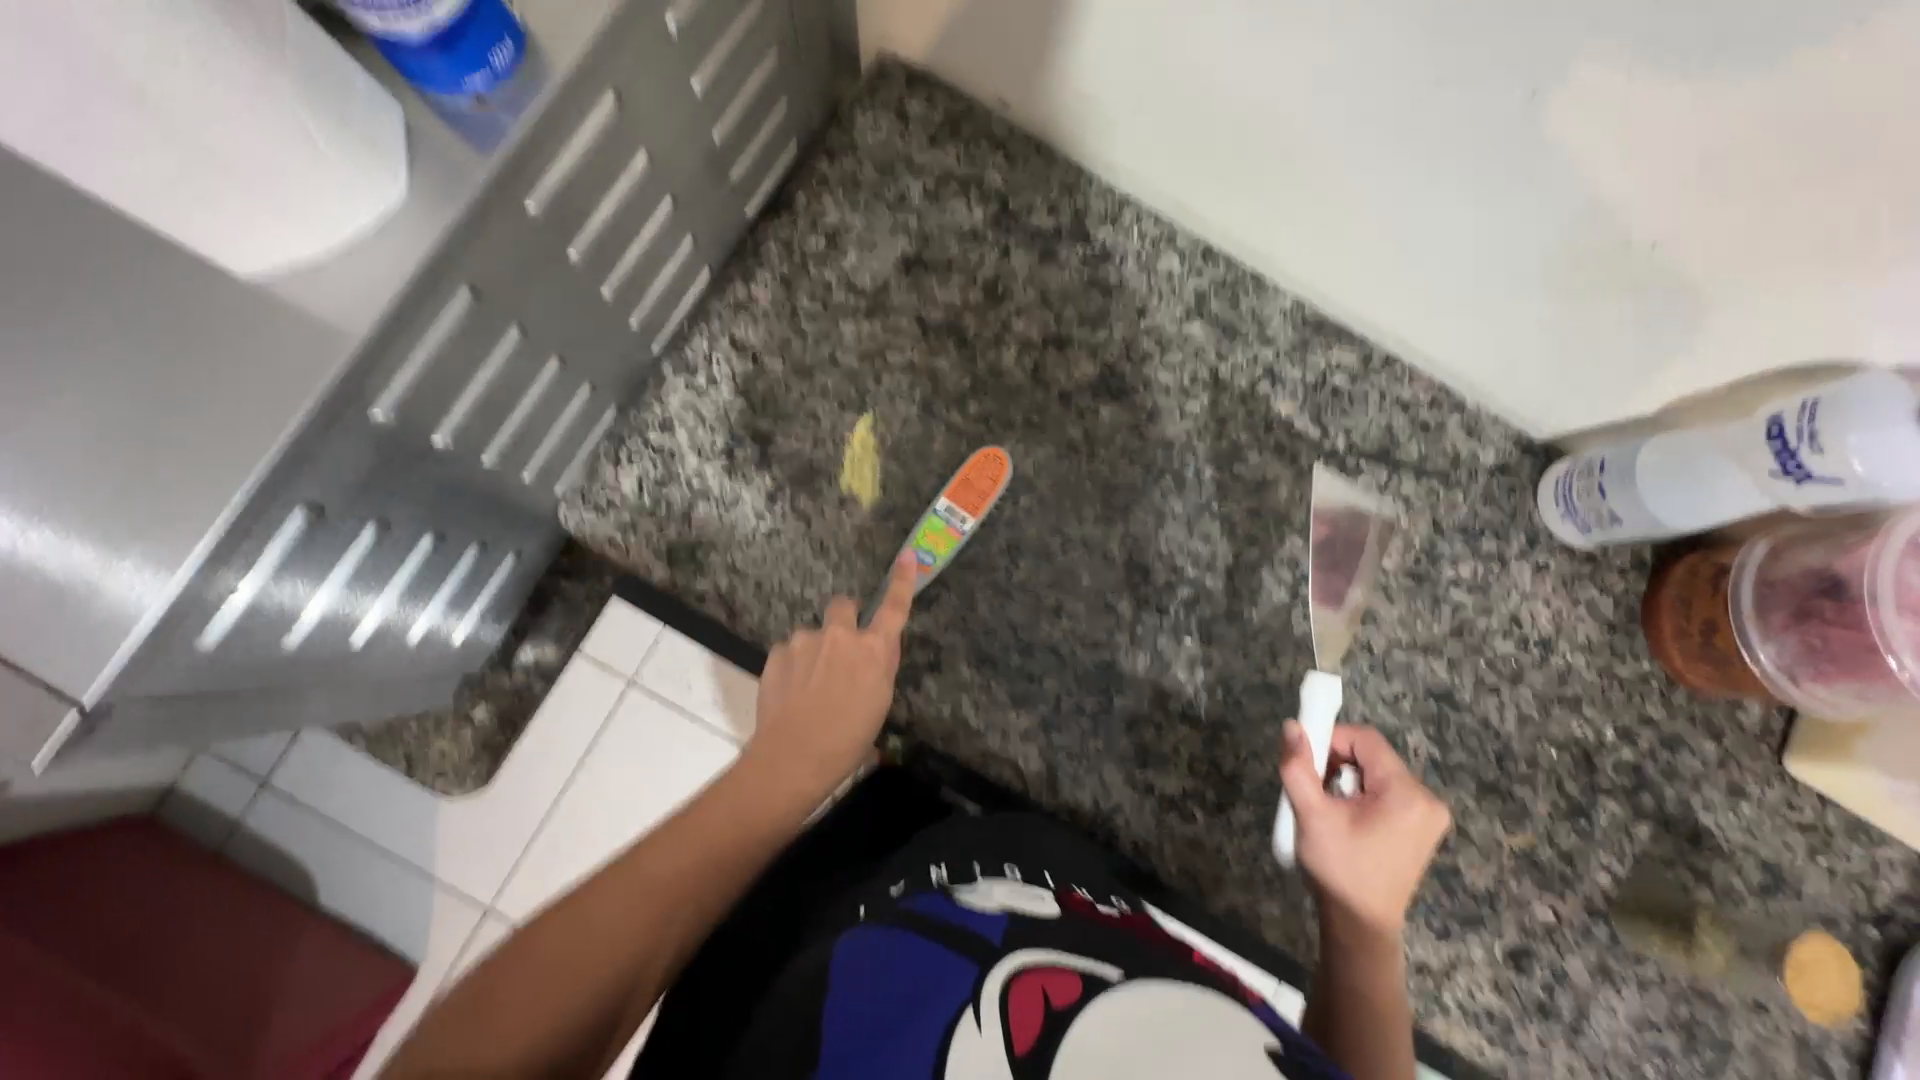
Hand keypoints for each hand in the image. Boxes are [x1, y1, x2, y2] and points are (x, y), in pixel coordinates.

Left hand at [741, 552, 917, 804]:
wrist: (793, 756)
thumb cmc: (848, 739)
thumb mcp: (879, 704)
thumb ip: (881, 666)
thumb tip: (881, 645)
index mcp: (873, 650)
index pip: (894, 608)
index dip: (903, 581)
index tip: (908, 557)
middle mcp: (840, 636)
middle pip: (844, 606)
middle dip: (845, 618)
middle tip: (840, 649)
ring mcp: (805, 641)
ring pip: (814, 635)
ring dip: (815, 651)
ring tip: (810, 689)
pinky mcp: (777, 652)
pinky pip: (790, 651)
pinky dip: (793, 666)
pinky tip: (791, 694)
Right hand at [1279, 721, 1449, 938]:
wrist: (1360, 923)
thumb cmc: (1338, 868)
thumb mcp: (1311, 815)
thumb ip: (1299, 767)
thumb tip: (1292, 726)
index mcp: (1406, 793)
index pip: (1366, 740)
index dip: (1332, 740)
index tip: (1307, 760)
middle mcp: (1427, 799)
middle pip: (1373, 756)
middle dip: (1338, 764)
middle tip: (1315, 789)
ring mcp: (1429, 816)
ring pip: (1379, 774)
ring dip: (1348, 781)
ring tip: (1329, 808)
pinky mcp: (1423, 828)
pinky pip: (1389, 793)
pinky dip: (1363, 796)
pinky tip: (1348, 820)